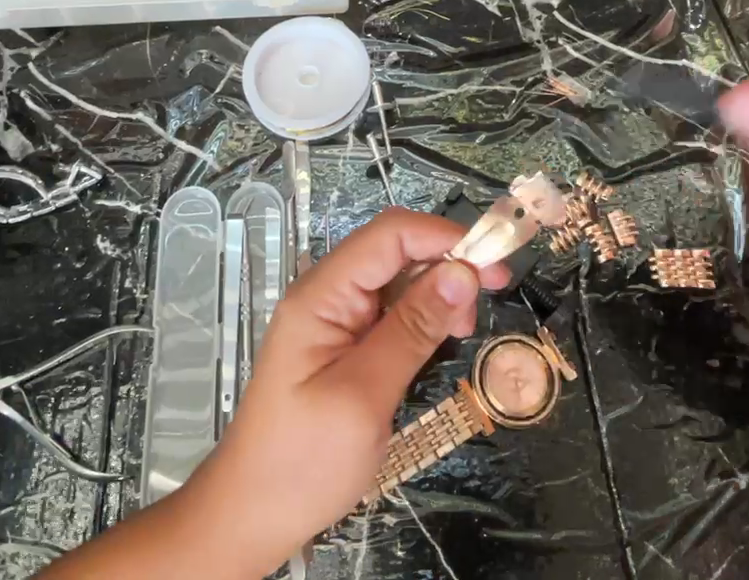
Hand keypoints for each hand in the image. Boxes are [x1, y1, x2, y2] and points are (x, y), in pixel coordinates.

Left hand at [179, 208, 508, 574]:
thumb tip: (462, 273)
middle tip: (490, 299)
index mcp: (322, 294)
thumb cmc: (304, 461)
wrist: (253, 513)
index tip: (495, 264)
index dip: (444, 236)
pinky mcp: (344, 343)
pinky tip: (441, 340)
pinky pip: (390, 310)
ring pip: (397, 278)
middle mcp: (327, 293)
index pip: (389, 235)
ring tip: (465, 330)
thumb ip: (413, 330)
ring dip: (438, 291)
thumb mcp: (365, 395)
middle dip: (446, 262)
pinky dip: (423, 316)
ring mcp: (335, 318)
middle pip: (395, 250)